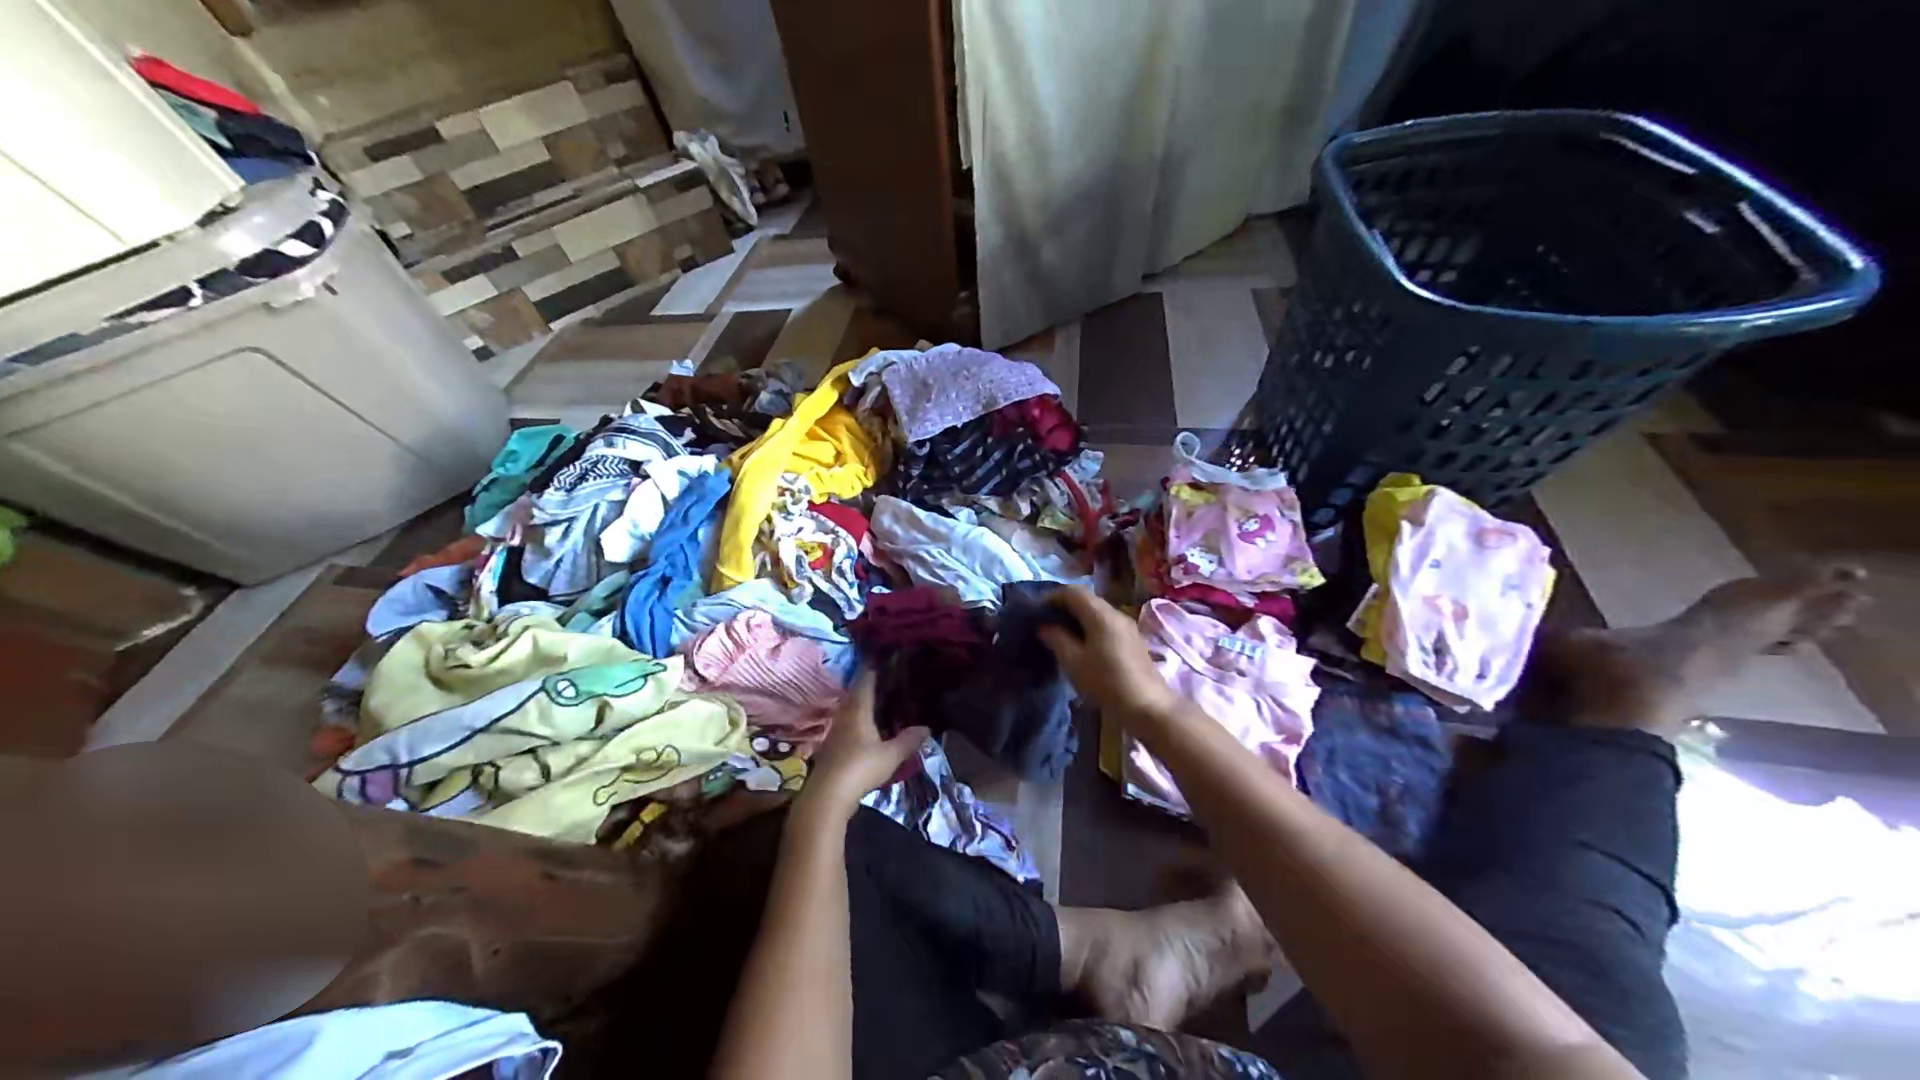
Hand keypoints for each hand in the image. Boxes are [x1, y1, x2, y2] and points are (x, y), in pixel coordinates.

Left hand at [799, 670, 928, 814]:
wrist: (827, 796)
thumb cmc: (860, 767)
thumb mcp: (891, 755)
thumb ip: (908, 740)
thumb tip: (926, 728)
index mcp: (858, 709)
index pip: (866, 680)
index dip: (875, 668)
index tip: (886, 659)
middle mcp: (844, 715)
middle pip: (857, 694)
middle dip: (872, 686)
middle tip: (889, 681)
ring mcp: (835, 731)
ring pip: (851, 710)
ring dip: (865, 705)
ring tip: (882, 704)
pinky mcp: (832, 747)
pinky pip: (849, 725)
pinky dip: (860, 722)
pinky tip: (870, 729)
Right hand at [1036, 587, 1181, 722]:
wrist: (1147, 706)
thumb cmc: (1106, 682)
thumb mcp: (1074, 663)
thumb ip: (1057, 639)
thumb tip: (1045, 626)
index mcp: (1101, 615)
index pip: (1073, 591)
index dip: (1052, 597)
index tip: (1038, 612)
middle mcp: (1116, 614)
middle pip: (1087, 599)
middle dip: (1065, 607)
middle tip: (1048, 623)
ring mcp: (1128, 626)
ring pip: (1098, 612)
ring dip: (1078, 618)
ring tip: (1062, 635)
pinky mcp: (1133, 640)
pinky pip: (1107, 624)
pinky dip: (1091, 627)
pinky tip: (1084, 645)